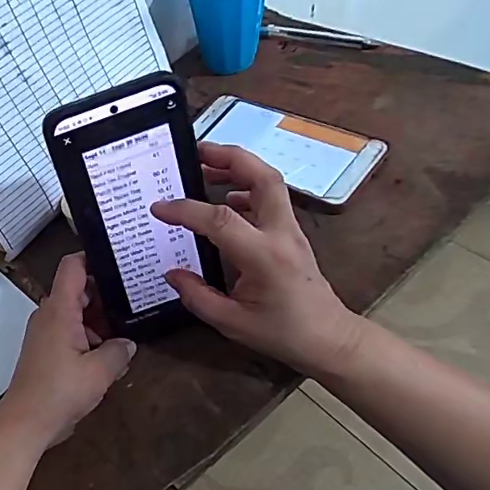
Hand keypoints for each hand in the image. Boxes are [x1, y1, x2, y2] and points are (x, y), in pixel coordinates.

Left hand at [0, 253, 135, 446]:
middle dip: (104, 294)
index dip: (93, 257)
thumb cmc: (60, 392)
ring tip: (127, 331)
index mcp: (59, 310)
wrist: (25, 423)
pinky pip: (70, 332)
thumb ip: (119, 351)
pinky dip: (88, 337)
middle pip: (78, 289)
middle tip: (135, 298)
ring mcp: (45, 333)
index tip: (119, 260)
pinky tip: (109, 355)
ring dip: (98, 321)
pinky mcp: (45, 350)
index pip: (72, 266)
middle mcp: (49, 315)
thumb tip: (127, 343)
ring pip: (75, 313)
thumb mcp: (100, 371)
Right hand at [152, 141, 363, 374]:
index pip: (220, 219)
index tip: (160, 208)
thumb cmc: (283, 333)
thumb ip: (197, 296)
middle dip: (228, 157)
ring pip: (269, 181)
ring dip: (238, 167)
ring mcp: (290, 230)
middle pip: (262, 176)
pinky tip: (226, 198)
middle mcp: (281, 234)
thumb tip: (172, 274)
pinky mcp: (291, 233)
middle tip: (196, 152)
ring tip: (205, 167)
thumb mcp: (231, 323)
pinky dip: (246, 188)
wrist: (329, 338)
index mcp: (264, 256)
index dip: (185, 210)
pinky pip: (270, 199)